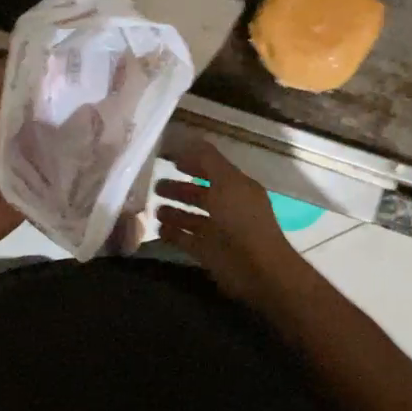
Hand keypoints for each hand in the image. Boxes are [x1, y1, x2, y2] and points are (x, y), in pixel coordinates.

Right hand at [154, 139, 306, 307]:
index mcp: (236, 187)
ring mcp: (218, 231)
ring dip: (173, 211)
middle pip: (200, 193)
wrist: (257, 269)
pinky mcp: (208, 252)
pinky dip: (173, 233)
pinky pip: (186, 239)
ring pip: (192, 217)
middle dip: (179, 188)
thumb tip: (187, 141)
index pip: (211, 168)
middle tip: (154, 185)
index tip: (165, 156)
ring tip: (154, 209)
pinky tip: (158, 229)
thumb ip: (207, 160)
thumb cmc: (242, 221)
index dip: (190, 161)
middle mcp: (228, 207)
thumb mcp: (227, 182)